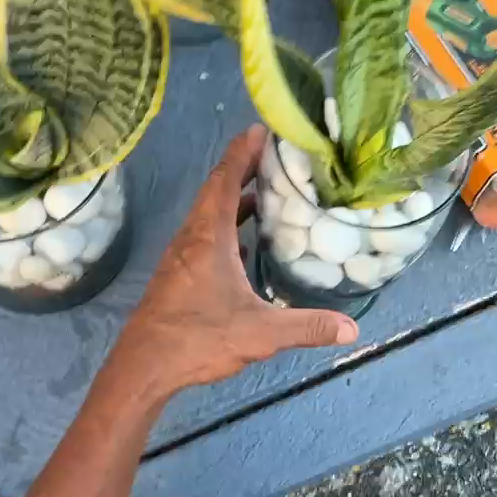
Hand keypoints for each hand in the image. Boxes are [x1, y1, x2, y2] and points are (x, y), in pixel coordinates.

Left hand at [109, 127, 358, 397]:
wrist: (143, 367)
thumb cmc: (198, 339)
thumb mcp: (260, 333)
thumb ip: (307, 327)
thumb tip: (352, 328)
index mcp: (209, 237)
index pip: (226, 179)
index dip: (243, 151)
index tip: (261, 128)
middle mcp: (191, 239)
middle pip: (216, 191)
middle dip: (243, 170)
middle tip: (273, 157)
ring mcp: (180, 259)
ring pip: (208, 217)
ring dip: (234, 201)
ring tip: (264, 196)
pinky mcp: (176, 278)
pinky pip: (203, 239)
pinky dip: (225, 230)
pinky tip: (242, 248)